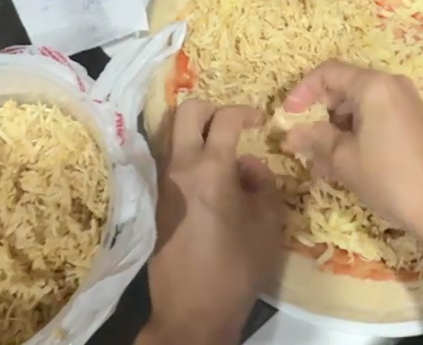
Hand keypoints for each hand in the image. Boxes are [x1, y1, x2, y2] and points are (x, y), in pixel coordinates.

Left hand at [141, 101, 285, 344]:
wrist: (192, 313)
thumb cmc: (236, 268)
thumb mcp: (267, 222)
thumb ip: (262, 181)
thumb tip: (248, 164)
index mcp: (211, 168)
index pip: (225, 118)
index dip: (246, 111)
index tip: (260, 121)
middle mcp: (180, 166)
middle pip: (187, 111)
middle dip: (213, 109)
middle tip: (232, 125)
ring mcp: (162, 182)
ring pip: (172, 132)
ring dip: (196, 131)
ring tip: (219, 148)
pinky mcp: (155, 200)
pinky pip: (168, 159)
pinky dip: (186, 154)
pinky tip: (206, 176)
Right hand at [280, 61, 422, 238]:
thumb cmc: (389, 177)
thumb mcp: (345, 159)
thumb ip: (315, 139)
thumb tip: (289, 134)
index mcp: (374, 85)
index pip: (328, 73)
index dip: (303, 91)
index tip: (288, 116)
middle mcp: (391, 84)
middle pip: (344, 87)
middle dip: (320, 114)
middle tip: (305, 144)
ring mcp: (405, 102)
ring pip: (359, 105)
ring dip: (337, 128)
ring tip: (323, 163)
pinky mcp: (413, 121)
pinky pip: (375, 116)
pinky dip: (356, 133)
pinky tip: (346, 163)